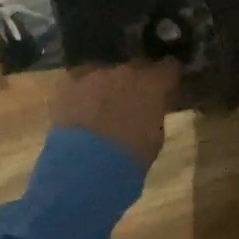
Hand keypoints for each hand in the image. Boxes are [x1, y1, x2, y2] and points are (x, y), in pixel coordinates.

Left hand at [51, 60, 181, 167]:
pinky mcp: (68, 82)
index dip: (167, 77)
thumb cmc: (127, 163)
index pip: (169, 68)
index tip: (166, 87)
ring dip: (107, 85)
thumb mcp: (154, 141)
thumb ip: (154, 115)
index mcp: (152, 84)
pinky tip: (79, 110)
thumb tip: (151, 108)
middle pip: (135, 67)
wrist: (81, 170)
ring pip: (106, 72)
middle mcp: (125, 70)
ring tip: (101, 108)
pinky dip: (83, 92)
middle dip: (135, 82)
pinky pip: (80, 80)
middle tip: (131, 102)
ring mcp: (94, 73)